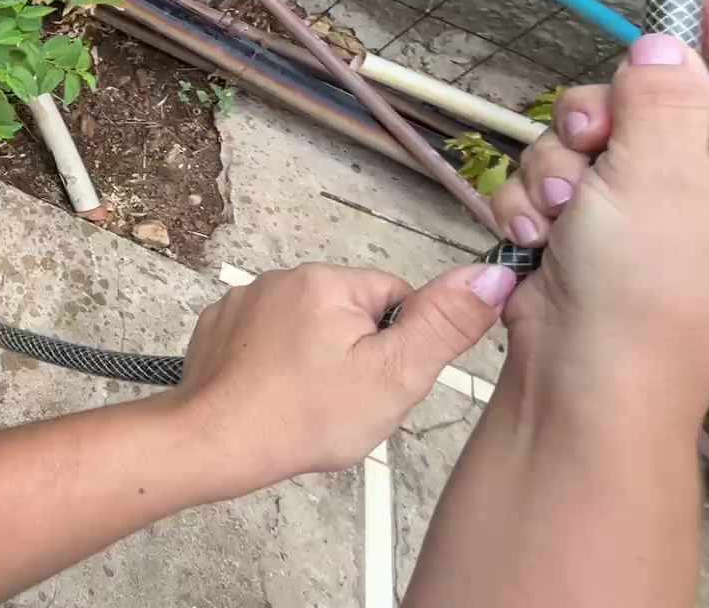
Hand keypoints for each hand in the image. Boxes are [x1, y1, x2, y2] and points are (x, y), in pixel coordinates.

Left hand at [173, 261, 513, 482]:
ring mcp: (240, 300)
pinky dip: (276, 360)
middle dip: (359, 350)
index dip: (400, 342)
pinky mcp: (217, 325)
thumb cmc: (311, 411)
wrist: (221, 435)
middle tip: (347, 393)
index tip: (381, 376)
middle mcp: (275, 278)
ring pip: (307, 326)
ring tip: (310, 396)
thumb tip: (492, 272)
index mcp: (322, 280)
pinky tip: (274, 390)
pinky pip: (265, 337)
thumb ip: (444, 322)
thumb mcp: (397, 372)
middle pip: (348, 311)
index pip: (394, 297)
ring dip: (317, 355)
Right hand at [488, 0, 708, 416]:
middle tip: (589, 150)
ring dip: (549, 172)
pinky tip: (535, 231)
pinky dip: (527, 201)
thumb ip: (662, 108)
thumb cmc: (649, 284)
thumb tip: (663, 49)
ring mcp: (634, 204)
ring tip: (557, 216)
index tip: (703, 2)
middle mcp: (693, 185)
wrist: (584, 360)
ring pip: (573, 144)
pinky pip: (541, 179)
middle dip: (591, 127)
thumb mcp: (660, 183)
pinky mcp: (581, 221)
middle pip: (634, 109)